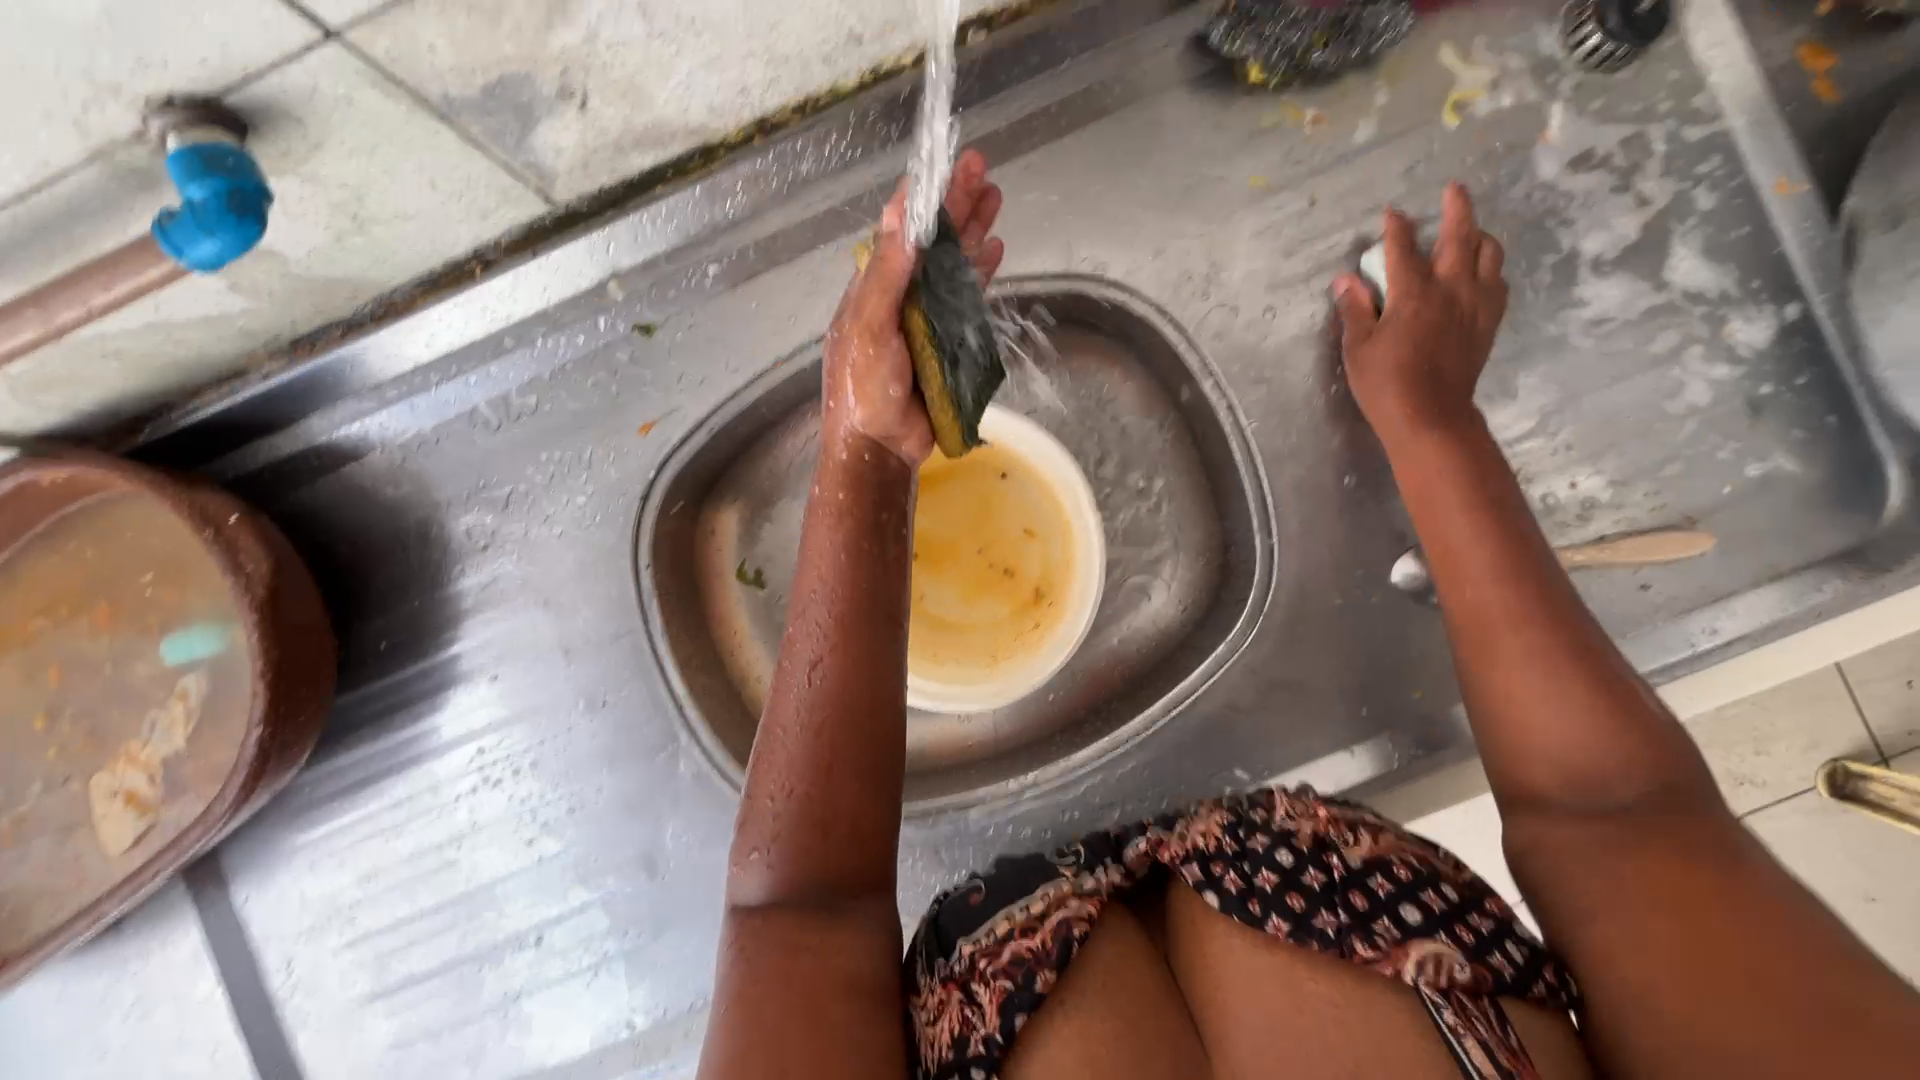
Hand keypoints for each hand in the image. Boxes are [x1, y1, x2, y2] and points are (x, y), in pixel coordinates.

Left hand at [822, 148, 1006, 466]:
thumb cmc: (865, 386)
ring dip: (972, 233)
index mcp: (873, 287)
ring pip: (953, 266)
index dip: (924, 197)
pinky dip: (980, 276)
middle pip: (932, 242)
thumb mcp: (868, 323)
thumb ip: (887, 271)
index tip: (945, 165)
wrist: (880, 446)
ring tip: (995, 198)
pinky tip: (994, 251)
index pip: (901, 231)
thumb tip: (901, 212)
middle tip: (981, 168)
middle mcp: (900, 296)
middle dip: (956, 205)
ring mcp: (925, 320)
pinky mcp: (948, 344)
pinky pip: (967, 302)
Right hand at [1332, 183, 1507, 444]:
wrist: (1430, 416)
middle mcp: (1451, 288)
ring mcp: (1476, 304)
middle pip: (1461, 235)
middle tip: (1454, 190)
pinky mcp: (1489, 322)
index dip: (1396, 226)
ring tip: (1471, 230)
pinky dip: (1490, 267)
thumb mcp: (1357, 348)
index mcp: (1413, 293)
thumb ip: (1355, 309)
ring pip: (1489, 253)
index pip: (1403, 247)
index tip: (1391, 213)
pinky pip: (1497, 282)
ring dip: (1479, 235)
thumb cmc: (1385, 384)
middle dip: (1457, 208)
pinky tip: (1481, 271)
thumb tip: (1346, 280)